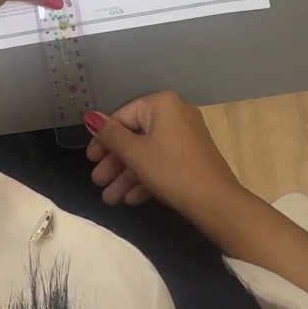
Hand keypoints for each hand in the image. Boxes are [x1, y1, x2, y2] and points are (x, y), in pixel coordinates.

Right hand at [84, 91, 246, 216]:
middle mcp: (175, 114)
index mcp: (162, 104)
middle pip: (135, 136)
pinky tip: (130, 200)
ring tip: (110, 199)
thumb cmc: (172, 170)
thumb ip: (110, 135)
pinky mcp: (192, 158)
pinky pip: (162, 162)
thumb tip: (90, 117)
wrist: (218, 204)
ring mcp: (186, 137)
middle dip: (114, 163)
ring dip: (127, 176)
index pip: (123, 116)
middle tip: (98, 181)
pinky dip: (146, 178)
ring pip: (148, 153)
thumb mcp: (135, 154)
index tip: (90, 159)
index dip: (103, 139)